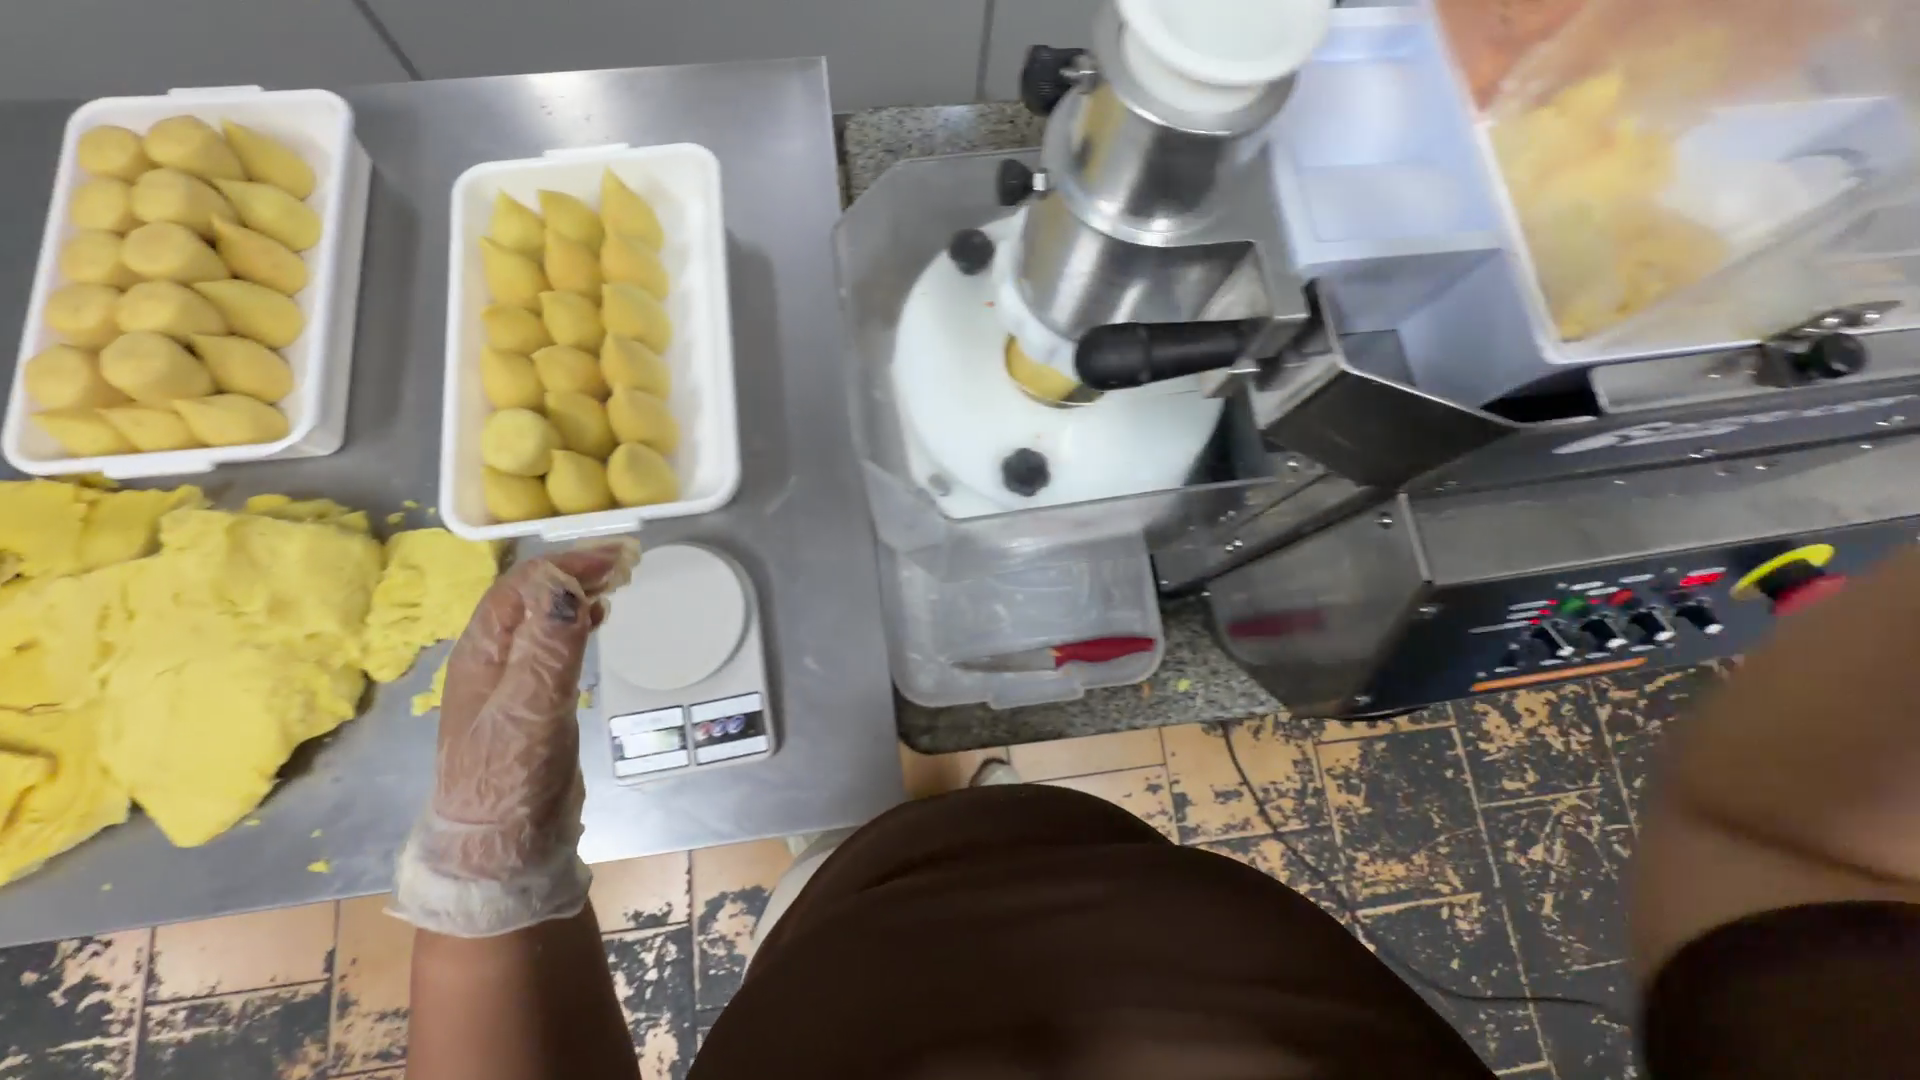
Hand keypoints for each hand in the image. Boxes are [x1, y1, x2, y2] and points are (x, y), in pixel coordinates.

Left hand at [392, 542, 639, 936]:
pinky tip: (598, 621)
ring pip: (543, 616)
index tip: (620, 557)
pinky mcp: (530, 701)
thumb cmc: (509, 778)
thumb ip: (548, 647)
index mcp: (482, 652)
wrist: (499, 848)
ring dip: (577, 591)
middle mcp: (491, 658)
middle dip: (576, 569)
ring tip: (618, 582)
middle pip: (531, 594)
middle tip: (628, 562)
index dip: (571, 563)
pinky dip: (577, 622)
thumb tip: (567, 582)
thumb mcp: (531, 710)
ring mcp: (509, 681)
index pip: (525, 585)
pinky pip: (553, 643)